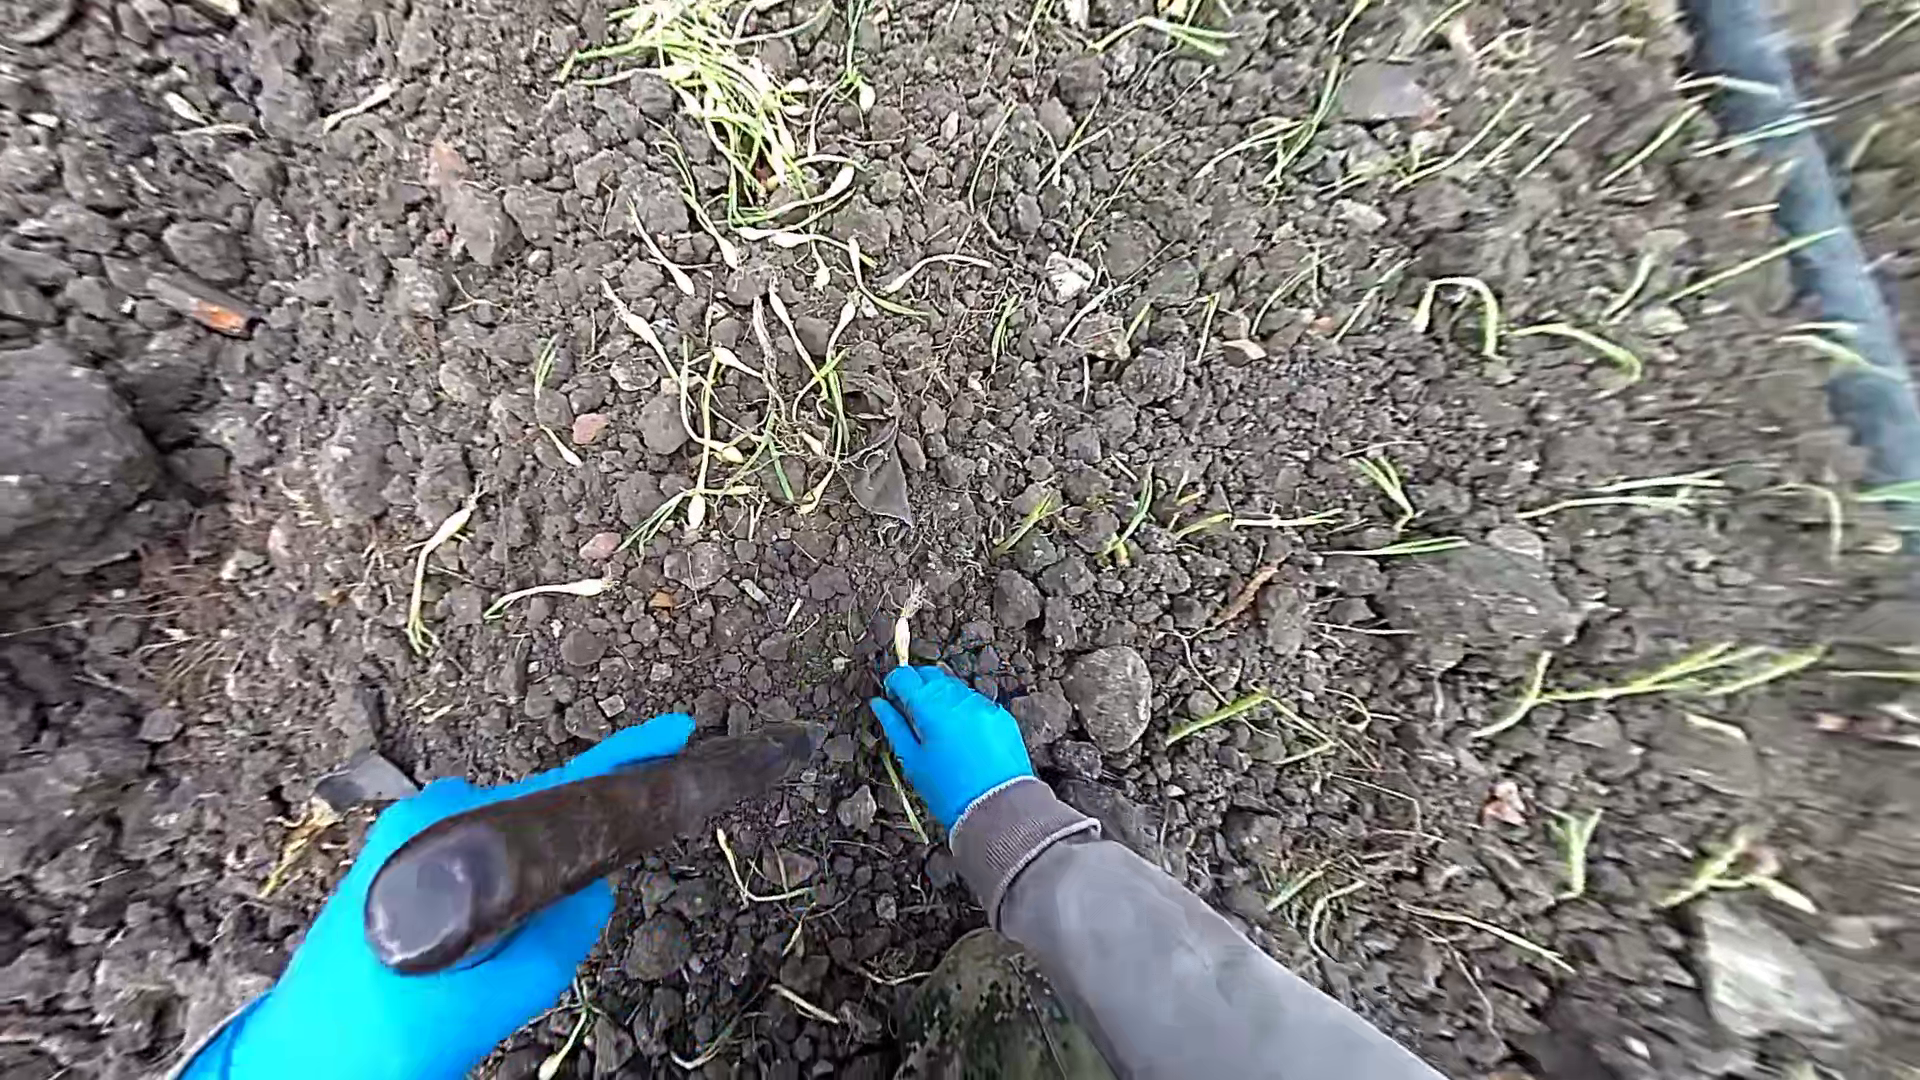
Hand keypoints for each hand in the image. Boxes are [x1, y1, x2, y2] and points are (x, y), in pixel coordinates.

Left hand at [191, 713, 695, 1079]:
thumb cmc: (385, 1041)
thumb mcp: (505, 994)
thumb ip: (570, 930)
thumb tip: (595, 887)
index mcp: (446, 832)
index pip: (563, 784)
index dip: (628, 755)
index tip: (677, 730)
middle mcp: (430, 814)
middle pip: (544, 803)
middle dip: (579, 834)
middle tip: (569, 901)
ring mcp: (412, 830)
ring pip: (518, 827)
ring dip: (542, 862)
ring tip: (510, 941)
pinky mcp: (401, 853)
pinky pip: (489, 844)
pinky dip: (514, 871)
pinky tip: (496, 929)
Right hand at [870, 666, 1033, 828]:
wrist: (998, 807)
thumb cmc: (949, 790)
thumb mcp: (912, 760)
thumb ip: (894, 726)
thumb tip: (879, 704)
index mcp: (931, 706)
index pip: (905, 676)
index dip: (894, 684)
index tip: (893, 698)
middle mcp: (958, 697)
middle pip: (930, 675)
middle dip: (917, 687)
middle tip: (912, 714)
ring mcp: (982, 703)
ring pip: (954, 687)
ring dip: (942, 699)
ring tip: (939, 731)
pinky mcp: (1000, 714)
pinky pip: (975, 703)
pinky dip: (964, 711)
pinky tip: (962, 737)